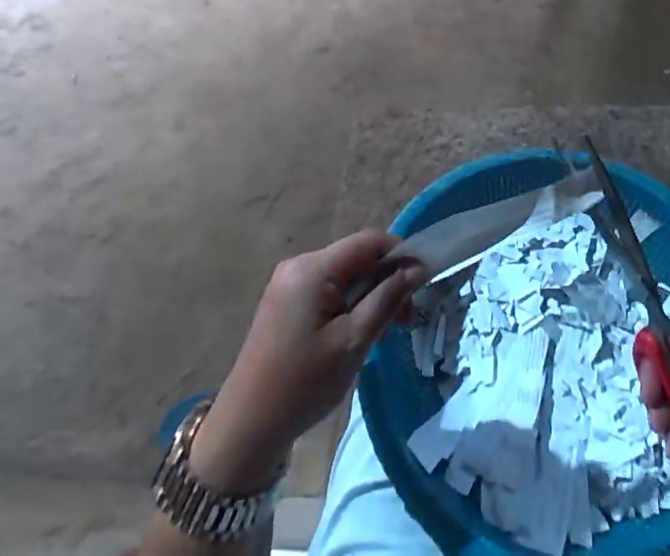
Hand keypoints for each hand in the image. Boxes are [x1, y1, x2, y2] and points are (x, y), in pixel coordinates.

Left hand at [188, 230, 425, 492]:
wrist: (246, 428)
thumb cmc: (303, 383)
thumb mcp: (354, 340)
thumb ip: (388, 297)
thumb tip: (418, 266)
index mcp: (312, 269)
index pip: (369, 241)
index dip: (401, 255)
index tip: (424, 284)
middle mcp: (299, 266)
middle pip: (358, 258)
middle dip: (387, 282)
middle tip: (406, 319)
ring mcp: (290, 283)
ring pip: (347, 276)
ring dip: (372, 296)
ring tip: (385, 332)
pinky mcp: (287, 302)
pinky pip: (331, 290)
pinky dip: (352, 305)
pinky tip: (360, 333)